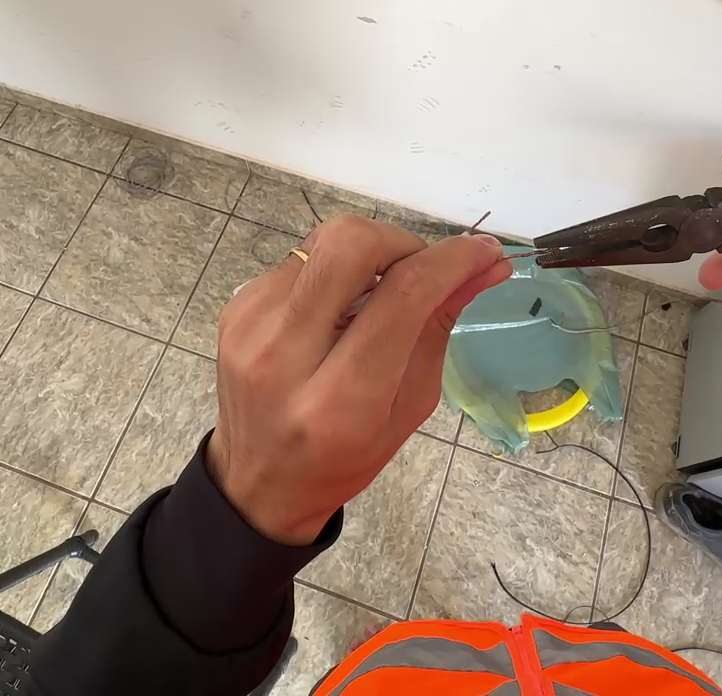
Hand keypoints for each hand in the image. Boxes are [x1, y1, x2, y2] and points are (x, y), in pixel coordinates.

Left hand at [207, 216, 509, 543]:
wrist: (258, 481)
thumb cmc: (345, 456)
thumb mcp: (410, 406)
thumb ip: (440, 326)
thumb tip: (485, 265)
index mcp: (338, 400)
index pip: (402, 297)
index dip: (451, 261)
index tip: (483, 251)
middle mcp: (283, 354)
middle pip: (349, 244)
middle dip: (401, 241)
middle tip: (419, 270)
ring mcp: (251, 324)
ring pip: (325, 240)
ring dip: (369, 254)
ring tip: (376, 294)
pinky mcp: (236, 305)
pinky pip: (301, 258)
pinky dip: (334, 270)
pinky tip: (337, 308)